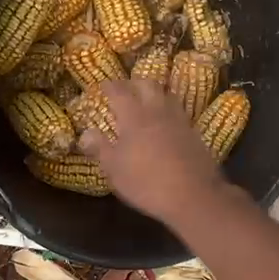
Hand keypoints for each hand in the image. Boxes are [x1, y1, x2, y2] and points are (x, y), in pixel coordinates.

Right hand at [81, 78, 233, 224]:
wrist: (193, 196)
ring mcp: (179, 120)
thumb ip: (100, 148)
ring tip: (146, 102)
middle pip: (147, 85)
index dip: (109, 86)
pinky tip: (165, 123)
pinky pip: (178, 112)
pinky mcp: (194, 133)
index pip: (119, 91)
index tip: (102, 86)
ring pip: (167, 95)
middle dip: (134, 83)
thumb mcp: (115, 169)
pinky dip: (168, 110)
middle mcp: (157, 111)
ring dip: (155, 93)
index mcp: (134, 116)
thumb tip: (85, 133)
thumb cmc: (146, 182)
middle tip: (125, 90)